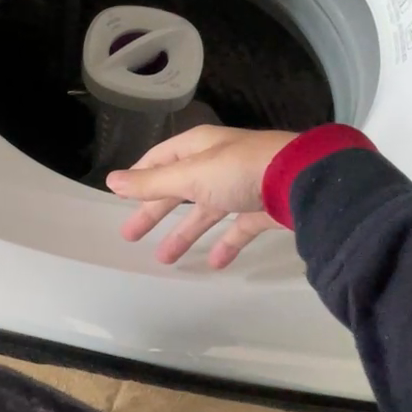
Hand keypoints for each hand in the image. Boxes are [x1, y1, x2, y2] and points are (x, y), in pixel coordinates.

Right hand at [106, 125, 297, 268]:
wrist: (301, 181)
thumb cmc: (237, 171)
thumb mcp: (189, 175)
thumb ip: (151, 182)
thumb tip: (111, 181)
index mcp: (197, 148)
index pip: (159, 160)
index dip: (140, 177)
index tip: (121, 197)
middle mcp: (217, 164)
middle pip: (178, 188)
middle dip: (154, 211)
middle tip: (130, 236)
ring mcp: (241, 186)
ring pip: (205, 211)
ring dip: (184, 233)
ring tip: (164, 259)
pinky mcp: (262, 209)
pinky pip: (238, 227)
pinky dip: (226, 243)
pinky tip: (216, 263)